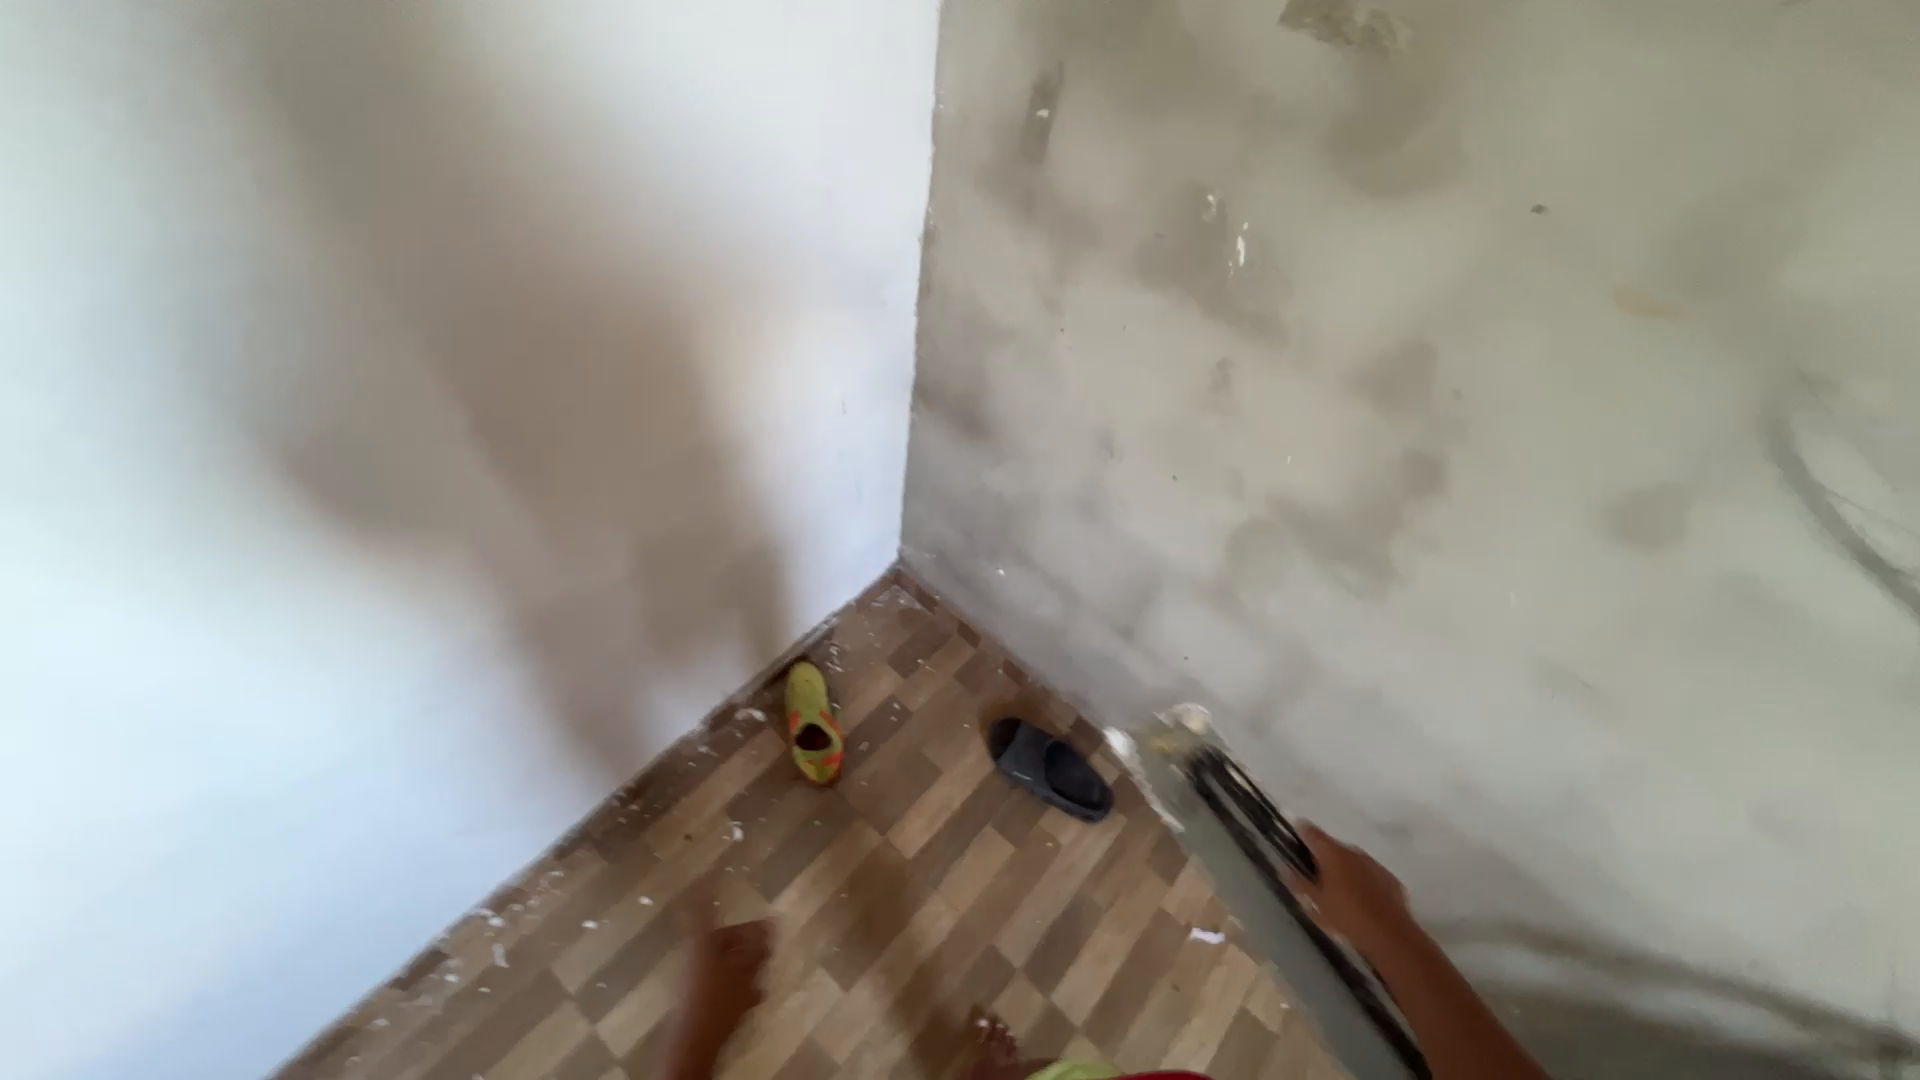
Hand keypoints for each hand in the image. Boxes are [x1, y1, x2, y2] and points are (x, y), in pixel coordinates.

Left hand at [674, 885, 771, 1064]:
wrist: (694, 1043)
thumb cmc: (719, 999)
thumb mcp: (746, 969)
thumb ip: (758, 945)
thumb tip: (772, 922)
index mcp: (703, 939)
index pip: (704, 905)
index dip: (709, 887)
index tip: (712, 868)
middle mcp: (695, 953)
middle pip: (723, 936)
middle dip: (746, 937)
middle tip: (767, 940)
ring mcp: (694, 976)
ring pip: (725, 960)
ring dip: (745, 963)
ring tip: (764, 972)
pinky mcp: (698, 997)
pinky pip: (722, 980)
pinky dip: (738, 982)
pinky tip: (754, 995)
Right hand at [1285, 823, 1411, 949]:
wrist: (1391, 936)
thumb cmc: (1346, 916)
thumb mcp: (1315, 903)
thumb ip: (1298, 883)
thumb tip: (1286, 870)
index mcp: (1331, 853)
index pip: (1311, 832)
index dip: (1300, 830)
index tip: (1294, 832)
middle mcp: (1353, 852)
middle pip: (1332, 847)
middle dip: (1323, 857)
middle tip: (1316, 875)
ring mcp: (1374, 864)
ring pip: (1352, 860)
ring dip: (1344, 869)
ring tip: (1339, 890)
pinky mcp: (1390, 879)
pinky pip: (1370, 873)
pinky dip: (1363, 880)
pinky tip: (1361, 899)